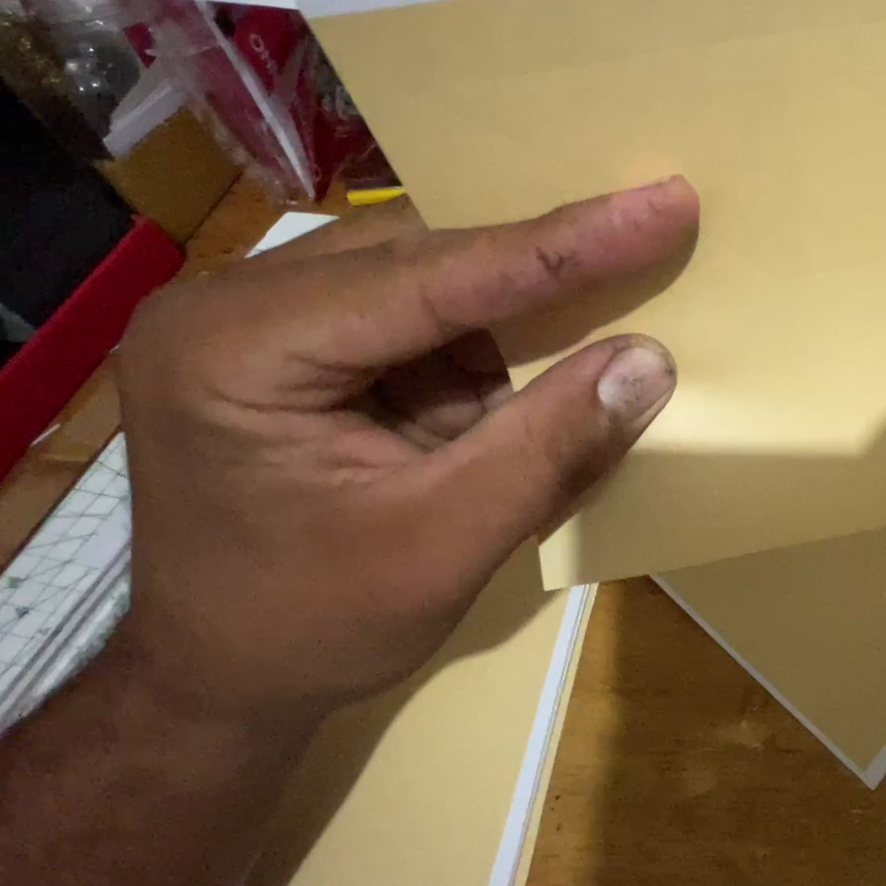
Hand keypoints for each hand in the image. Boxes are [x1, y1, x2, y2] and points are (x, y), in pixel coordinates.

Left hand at [114, 178, 697, 722]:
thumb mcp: (444, 547)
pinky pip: (435, 314)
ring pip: (441, 274)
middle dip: (552, 260)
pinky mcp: (319, 346)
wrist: (219, 680)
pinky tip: (549, 360)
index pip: (435, 277)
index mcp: (238, 347)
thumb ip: (549, 449)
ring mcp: (276, 318)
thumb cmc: (310, 627)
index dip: (566, 246)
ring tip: (622, 296)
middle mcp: (243, 304)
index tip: (666, 205)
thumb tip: (651, 361)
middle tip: (659, 227)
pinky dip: (505, 339)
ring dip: (532, 302)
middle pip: (435, 255)